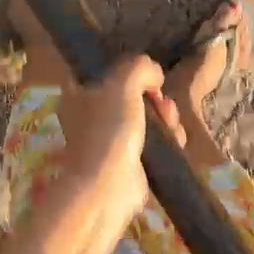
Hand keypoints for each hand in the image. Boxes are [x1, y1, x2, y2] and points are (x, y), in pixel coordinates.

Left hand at [57, 56, 183, 223]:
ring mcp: (112, 139)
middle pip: (132, 93)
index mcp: (78, 94)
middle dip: (154, 94)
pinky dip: (169, 138)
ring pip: (147, 116)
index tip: (144, 73)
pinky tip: (176, 139)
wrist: (109, 186)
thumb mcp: (122, 83)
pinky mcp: (132, 160)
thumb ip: (140, 67)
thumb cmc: (108, 129)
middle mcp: (92, 115)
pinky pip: (156, 140)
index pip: (103, 70)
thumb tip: (154, 75)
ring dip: (165, 115)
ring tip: (171, 122)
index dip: (127, 68)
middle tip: (161, 101)